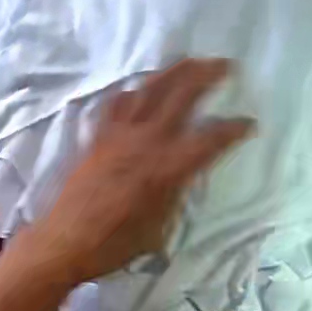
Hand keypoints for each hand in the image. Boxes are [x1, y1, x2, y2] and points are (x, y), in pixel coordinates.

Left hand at [19, 58, 253, 283]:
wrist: (62, 245)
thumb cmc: (111, 247)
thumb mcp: (156, 231)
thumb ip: (173, 198)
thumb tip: (180, 180)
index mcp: (167, 168)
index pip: (210, 139)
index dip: (234, 129)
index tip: (249, 124)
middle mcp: (145, 143)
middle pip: (182, 95)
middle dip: (208, 76)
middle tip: (226, 66)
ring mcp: (117, 138)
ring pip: (147, 90)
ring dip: (171, 72)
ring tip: (188, 62)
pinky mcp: (95, 141)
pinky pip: (113, 106)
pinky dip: (129, 93)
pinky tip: (135, 90)